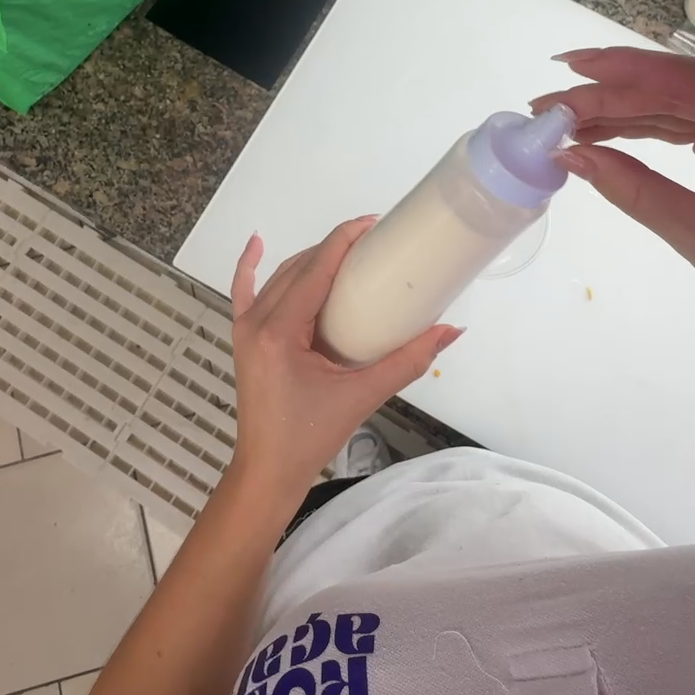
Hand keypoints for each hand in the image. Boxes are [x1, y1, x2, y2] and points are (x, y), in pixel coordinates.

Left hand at [226, 218, 462, 500]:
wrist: (268, 470)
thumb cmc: (311, 435)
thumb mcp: (362, 396)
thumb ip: (408, 361)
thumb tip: (451, 331)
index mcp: (281, 331)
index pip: (316, 269)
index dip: (344, 240)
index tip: (372, 223)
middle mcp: (258, 321)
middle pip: (299, 268)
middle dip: (334, 247)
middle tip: (371, 240)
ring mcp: (246, 328)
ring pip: (279, 277)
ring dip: (310, 258)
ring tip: (346, 248)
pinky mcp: (243, 338)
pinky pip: (244, 292)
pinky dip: (251, 265)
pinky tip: (258, 242)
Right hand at [531, 48, 694, 334]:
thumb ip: (631, 187)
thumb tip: (567, 154)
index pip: (694, 83)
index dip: (626, 72)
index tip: (570, 66)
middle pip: (681, 89)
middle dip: (611, 97)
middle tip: (548, 105)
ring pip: (680, 100)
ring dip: (620, 110)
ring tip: (563, 120)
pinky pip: (692, 115)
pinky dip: (646, 123)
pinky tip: (599, 127)